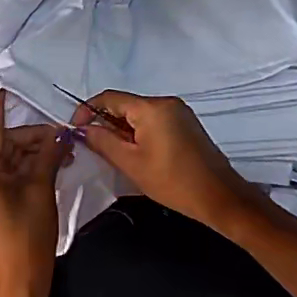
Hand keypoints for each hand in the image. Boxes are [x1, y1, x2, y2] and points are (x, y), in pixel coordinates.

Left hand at [0, 91, 69, 296]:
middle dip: (34, 138)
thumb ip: (48, 156)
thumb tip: (59, 133)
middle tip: (64, 139)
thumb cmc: (29, 232)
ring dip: (37, 152)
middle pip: (6, 144)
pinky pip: (14, 172)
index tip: (5, 87)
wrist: (24, 275)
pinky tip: (56, 163)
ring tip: (66, 153)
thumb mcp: (41, 189)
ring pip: (13, 158)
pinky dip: (33, 166)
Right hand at [73, 90, 264, 227]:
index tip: (76, 130)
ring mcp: (179, 113)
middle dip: (104, 122)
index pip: (109, 98)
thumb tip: (83, 130)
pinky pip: (153, 122)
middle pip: (124, 105)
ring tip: (112, 154)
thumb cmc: (172, 181)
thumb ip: (102, 142)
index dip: (87, 111)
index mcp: (151, 108)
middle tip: (92, 146)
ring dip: (121, 130)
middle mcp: (166, 103)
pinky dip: (138, 133)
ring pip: (138, 115)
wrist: (219, 197)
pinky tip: (134, 154)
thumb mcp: (130, 163)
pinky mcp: (185, 125)